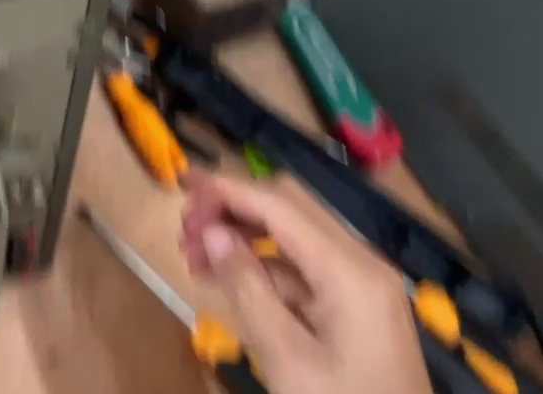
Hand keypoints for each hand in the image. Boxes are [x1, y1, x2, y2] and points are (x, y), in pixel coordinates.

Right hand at [181, 169, 431, 393]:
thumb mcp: (286, 357)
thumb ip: (246, 286)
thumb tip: (211, 230)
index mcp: (350, 269)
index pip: (277, 204)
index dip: (226, 190)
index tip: (181, 185)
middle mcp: (360, 264)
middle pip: (286, 211)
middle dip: (231, 209)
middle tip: (185, 226)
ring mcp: (361, 286)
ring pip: (290, 238)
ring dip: (242, 238)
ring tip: (195, 254)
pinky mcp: (356, 308)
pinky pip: (301, 269)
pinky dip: (262, 267)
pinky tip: (227, 280)